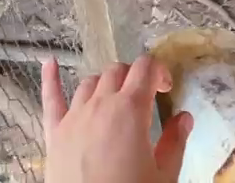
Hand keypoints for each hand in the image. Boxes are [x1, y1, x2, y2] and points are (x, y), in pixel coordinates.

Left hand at [41, 55, 194, 182]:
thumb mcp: (164, 177)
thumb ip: (175, 142)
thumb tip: (184, 117)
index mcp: (130, 109)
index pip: (146, 68)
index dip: (159, 71)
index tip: (166, 89)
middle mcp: (101, 103)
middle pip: (118, 71)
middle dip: (133, 78)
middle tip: (144, 98)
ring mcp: (75, 116)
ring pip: (91, 82)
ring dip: (106, 84)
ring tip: (115, 99)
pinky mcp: (55, 133)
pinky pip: (51, 100)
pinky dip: (50, 78)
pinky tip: (50, 63)